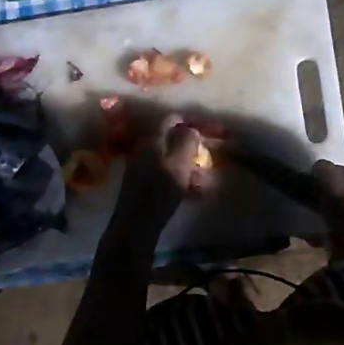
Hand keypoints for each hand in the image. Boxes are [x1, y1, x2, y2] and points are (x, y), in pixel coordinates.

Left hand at [115, 116, 215, 231]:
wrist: (135, 224)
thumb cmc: (160, 192)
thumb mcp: (179, 164)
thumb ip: (187, 142)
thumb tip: (191, 128)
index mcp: (151, 140)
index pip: (171, 120)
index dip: (190, 123)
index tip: (208, 132)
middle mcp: (143, 149)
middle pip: (171, 141)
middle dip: (192, 149)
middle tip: (207, 159)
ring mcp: (141, 167)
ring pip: (170, 160)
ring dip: (189, 167)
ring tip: (204, 181)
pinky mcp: (142, 184)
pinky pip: (166, 175)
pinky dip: (181, 180)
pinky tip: (194, 193)